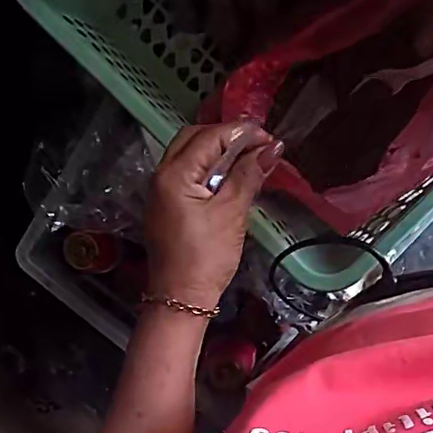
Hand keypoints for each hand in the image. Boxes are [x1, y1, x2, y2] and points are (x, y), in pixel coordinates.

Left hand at [143, 120, 282, 309]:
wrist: (181, 299)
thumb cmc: (206, 258)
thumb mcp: (231, 213)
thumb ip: (249, 176)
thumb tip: (272, 149)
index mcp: (173, 175)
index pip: (209, 138)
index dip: (241, 133)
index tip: (268, 137)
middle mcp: (160, 177)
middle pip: (193, 140)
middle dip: (226, 137)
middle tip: (257, 143)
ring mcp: (160, 193)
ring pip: (189, 157)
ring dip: (217, 153)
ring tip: (248, 158)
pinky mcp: (166, 208)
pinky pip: (187, 176)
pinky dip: (208, 170)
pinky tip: (229, 177)